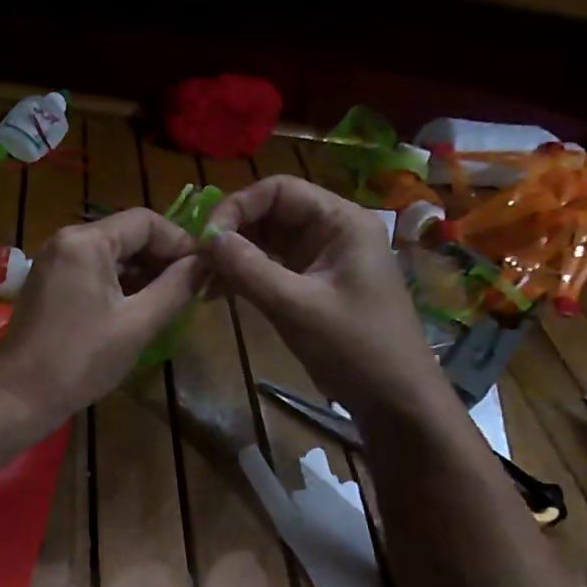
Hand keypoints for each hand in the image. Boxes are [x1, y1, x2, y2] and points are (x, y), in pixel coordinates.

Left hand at [0, 209, 202, 425]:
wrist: (20, 396)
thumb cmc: (81, 359)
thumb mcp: (138, 323)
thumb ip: (177, 286)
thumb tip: (206, 262)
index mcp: (84, 242)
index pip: (145, 221)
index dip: (180, 242)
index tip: (203, 271)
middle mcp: (63, 242)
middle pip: (125, 236)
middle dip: (160, 260)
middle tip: (190, 290)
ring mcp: (50, 264)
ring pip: (108, 257)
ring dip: (140, 275)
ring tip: (168, 303)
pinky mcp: (45, 286)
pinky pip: (89, 273)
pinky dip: (115, 286)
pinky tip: (136, 310)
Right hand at [204, 176, 442, 413]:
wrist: (391, 395)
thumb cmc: (354, 346)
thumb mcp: (295, 306)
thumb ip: (249, 268)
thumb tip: (206, 238)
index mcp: (341, 222)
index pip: (279, 190)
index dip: (237, 207)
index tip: (204, 239)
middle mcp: (331, 230)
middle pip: (269, 212)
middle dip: (230, 231)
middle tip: (194, 260)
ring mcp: (320, 257)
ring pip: (265, 240)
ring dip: (231, 255)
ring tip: (198, 277)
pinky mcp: (309, 283)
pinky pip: (267, 266)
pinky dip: (241, 275)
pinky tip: (212, 292)